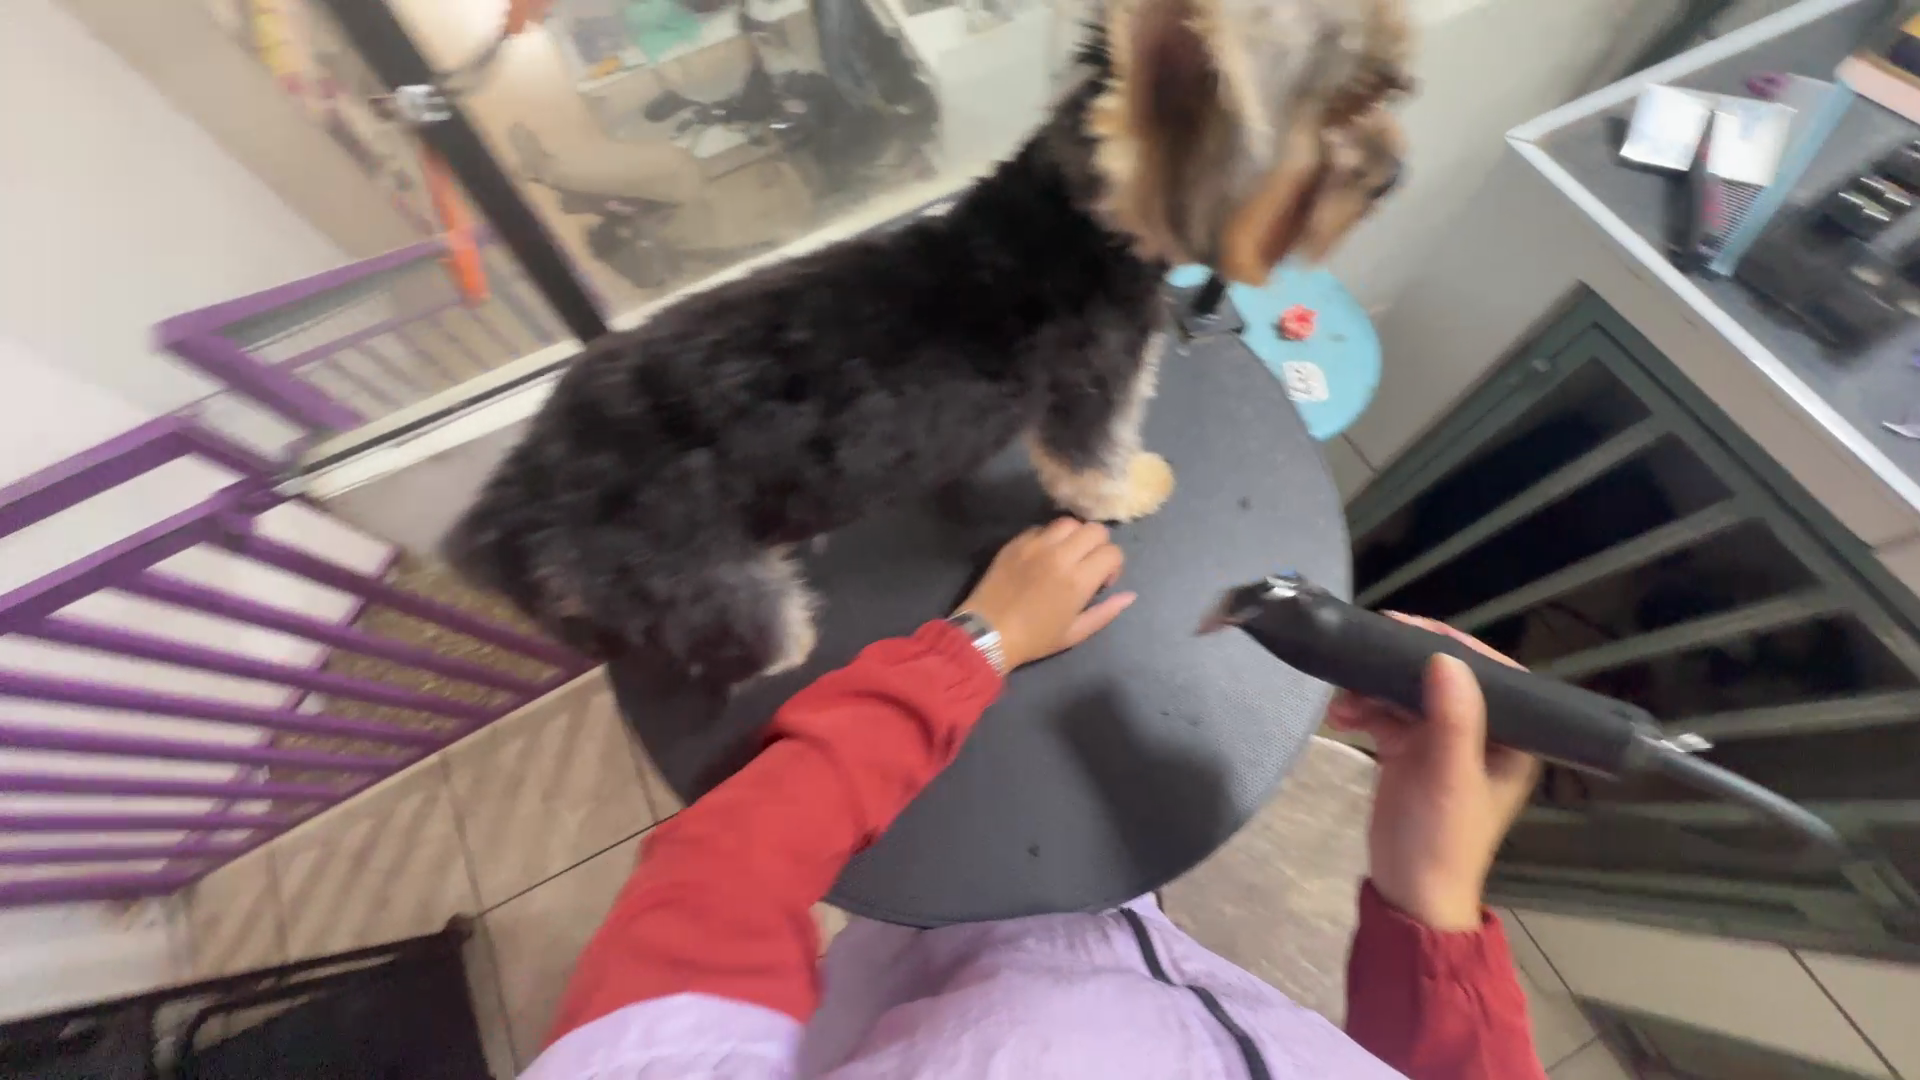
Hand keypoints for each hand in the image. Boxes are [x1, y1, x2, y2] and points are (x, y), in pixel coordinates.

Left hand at [956, 518, 1134, 669]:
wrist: (987, 633)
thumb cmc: (1034, 638)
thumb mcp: (1075, 633)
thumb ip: (1106, 612)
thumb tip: (1129, 595)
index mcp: (1078, 579)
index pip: (1112, 551)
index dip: (1114, 566)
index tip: (1102, 582)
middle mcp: (1059, 555)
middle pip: (1095, 529)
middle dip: (1099, 545)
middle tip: (1088, 564)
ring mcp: (1035, 545)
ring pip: (1068, 522)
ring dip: (1075, 536)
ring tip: (1067, 555)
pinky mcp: (1016, 542)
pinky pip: (1041, 528)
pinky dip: (1049, 537)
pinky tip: (1043, 556)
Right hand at [1326, 615, 1541, 931]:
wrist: (1407, 888)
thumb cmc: (1441, 836)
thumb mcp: (1448, 775)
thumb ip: (1452, 717)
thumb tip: (1444, 658)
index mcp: (1510, 738)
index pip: (1491, 674)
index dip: (1452, 645)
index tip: (1407, 626)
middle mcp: (1479, 732)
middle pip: (1439, 678)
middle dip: (1396, 668)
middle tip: (1362, 651)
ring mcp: (1439, 741)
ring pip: (1404, 694)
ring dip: (1370, 691)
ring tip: (1342, 704)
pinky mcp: (1407, 750)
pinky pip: (1382, 714)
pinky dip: (1360, 711)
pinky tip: (1340, 719)